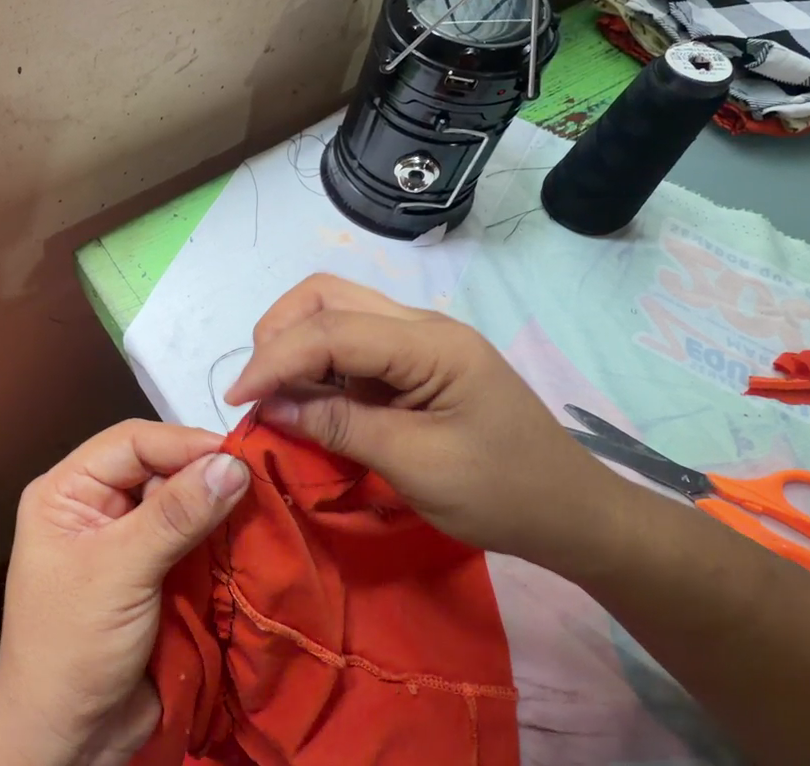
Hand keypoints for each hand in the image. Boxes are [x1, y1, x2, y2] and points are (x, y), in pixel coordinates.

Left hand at [0, 420, 249, 765]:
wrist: (68, 741)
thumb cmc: (73, 647)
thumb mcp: (120, 573)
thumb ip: (175, 515)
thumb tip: (233, 463)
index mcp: (65, 491)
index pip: (129, 442)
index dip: (182, 442)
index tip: (238, 455)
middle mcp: (93, 505)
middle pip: (155, 466)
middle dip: (202, 470)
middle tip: (257, 476)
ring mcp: (124, 540)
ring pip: (179, 502)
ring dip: (215, 504)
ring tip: (260, 500)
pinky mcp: (152, 574)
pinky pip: (191, 540)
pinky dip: (217, 536)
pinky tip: (247, 533)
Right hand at [223, 273, 626, 567]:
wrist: (571, 513)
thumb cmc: (502, 493)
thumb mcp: (414, 465)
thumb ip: (338, 425)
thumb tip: (269, 404)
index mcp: (430, 343)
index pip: (331, 329)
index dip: (274, 359)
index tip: (238, 400)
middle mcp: (420, 325)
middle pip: (327, 296)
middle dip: (279, 333)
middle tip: (258, 389)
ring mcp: (418, 340)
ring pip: (335, 312)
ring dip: (294, 344)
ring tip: (275, 394)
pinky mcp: (413, 362)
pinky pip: (351, 344)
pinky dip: (317, 364)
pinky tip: (307, 398)